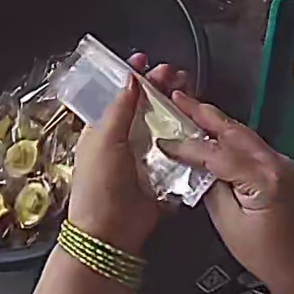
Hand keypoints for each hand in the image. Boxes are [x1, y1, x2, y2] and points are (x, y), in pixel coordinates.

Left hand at [64, 56, 191, 254]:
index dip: (129, 76)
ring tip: (186, 90)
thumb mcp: (104, 140)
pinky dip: (185, 134)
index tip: (143, 60)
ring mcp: (143, 155)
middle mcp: (123, 139)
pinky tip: (195, 121)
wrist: (111, 233)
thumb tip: (128, 79)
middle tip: (173, 74)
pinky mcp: (161, 172)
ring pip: (161, 123)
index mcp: (102, 129)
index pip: (117, 95)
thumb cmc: (98, 186)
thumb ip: (118, 109)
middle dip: (157, 87)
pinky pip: (175, 149)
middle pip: (143, 106)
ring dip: (173, 106)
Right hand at [157, 91, 293, 293]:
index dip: (187, 146)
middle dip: (202, 112)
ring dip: (213, 119)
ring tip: (186, 106)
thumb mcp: (228, 224)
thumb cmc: (267, 255)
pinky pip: (248, 141)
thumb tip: (191, 166)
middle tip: (176, 97)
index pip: (217, 152)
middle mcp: (274, 162)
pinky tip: (209, 129)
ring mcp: (279, 161)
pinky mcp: (278, 165)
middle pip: (232, 130)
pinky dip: (226, 132)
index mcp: (262, 179)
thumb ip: (208, 188)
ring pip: (241, 131)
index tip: (164, 141)